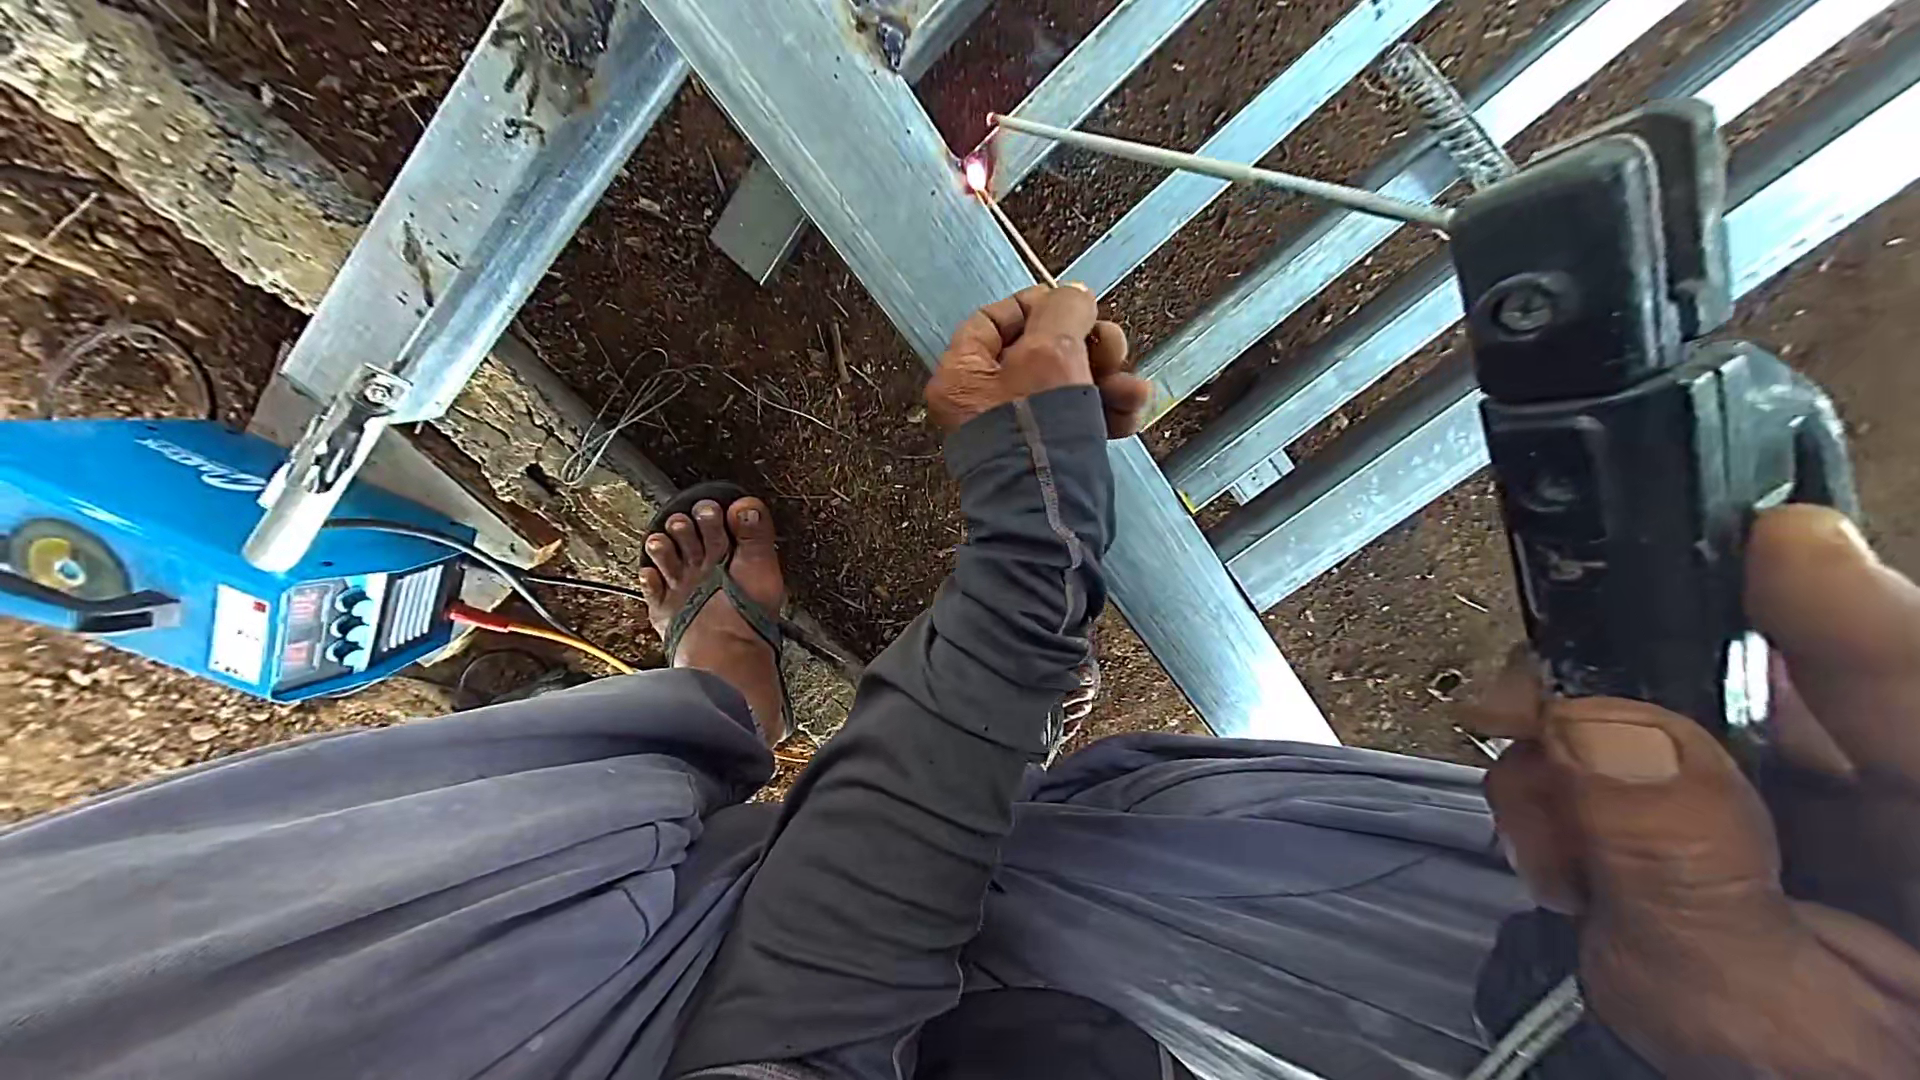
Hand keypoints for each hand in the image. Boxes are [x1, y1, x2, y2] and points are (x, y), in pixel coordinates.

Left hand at [926, 284, 1149, 436]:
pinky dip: (1107, 410)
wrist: (1053, 518)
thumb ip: (1063, 312)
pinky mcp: (1049, 451)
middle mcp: (985, 402)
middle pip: (1040, 350)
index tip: (1073, 305)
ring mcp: (1019, 429)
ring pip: (1068, 382)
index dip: (1036, 306)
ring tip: (1129, 391)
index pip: (993, 321)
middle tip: (1110, 349)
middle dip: (1086, 346)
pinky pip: (1078, 416)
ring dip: (1108, 379)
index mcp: (963, 377)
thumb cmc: (1038, 438)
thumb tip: (1074, 296)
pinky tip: (1130, 413)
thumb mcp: (1050, 355)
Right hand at [1470, 505, 1919, 1077]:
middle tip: (1512, 719)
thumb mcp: (1732, 1005)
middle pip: (1744, 694)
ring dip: (1563, 760)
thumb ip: (1677, 869)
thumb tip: (1601, 723)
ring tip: (1549, 845)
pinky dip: (1561, 785)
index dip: (1847, 609)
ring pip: (1655, 717)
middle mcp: (1886, 811)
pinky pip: (1620, 751)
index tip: (1778, 535)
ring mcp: (1797, 804)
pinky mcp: (1720, 802)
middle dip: (1602, 694)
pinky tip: (1559, 849)